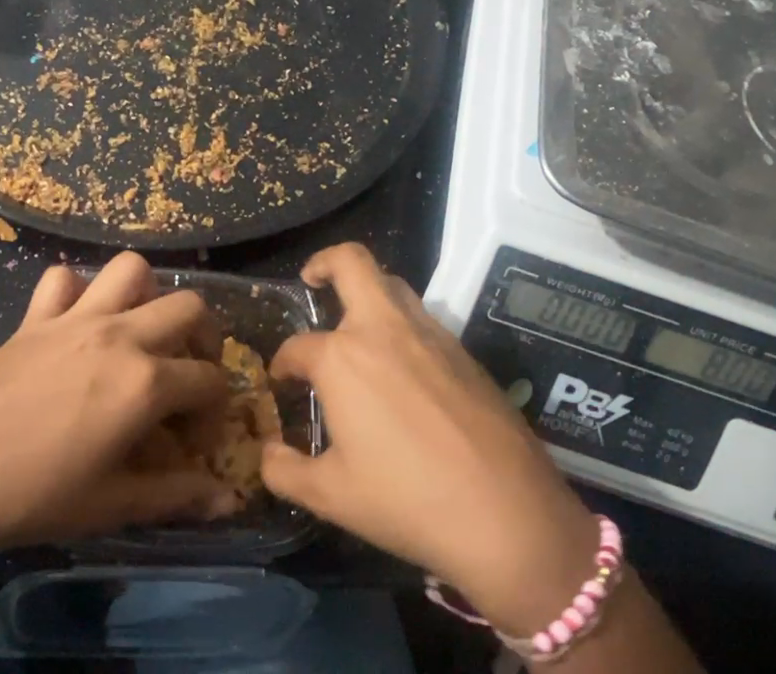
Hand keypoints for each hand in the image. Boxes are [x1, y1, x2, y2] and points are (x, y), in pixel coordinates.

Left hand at [0, 252, 240, 576]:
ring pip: (131, 271)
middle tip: (186, 375)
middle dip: (204, 338)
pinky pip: (64, 280)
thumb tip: (230, 501)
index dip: (216, 410)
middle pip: (189, 306)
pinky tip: (76, 326)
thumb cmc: (33, 498)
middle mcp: (119, 336)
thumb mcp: (113, 505)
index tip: (197, 440)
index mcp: (145, 383)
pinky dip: (79, 292)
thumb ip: (178, 496)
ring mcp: (74, 320)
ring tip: (140, 336)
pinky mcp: (33, 318)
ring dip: (148, 296)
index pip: (211, 379)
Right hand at [263, 244, 599, 635]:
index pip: (297, 346)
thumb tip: (267, 456)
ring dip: (368, 292)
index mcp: (343, 358)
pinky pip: (424, 321)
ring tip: (355, 329)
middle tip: (312, 281)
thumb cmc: (407, 500)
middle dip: (325, 263)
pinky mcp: (467, 354)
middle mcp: (385, 330)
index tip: (281, 381)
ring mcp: (432, 336)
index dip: (283, 363)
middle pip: (352, 263)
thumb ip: (285, 471)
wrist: (508, 513)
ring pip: (394, 286)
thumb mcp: (330, 496)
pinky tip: (401, 371)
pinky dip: (402, 327)